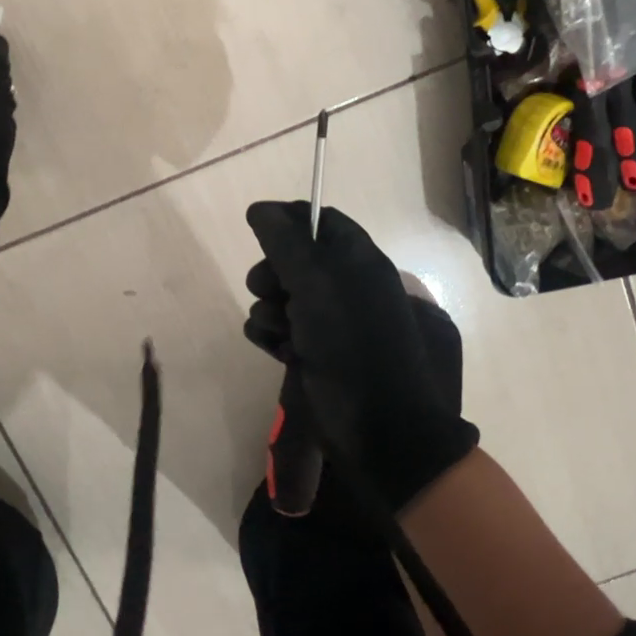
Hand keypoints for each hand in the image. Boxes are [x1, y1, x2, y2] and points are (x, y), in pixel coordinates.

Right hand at [243, 201, 477, 512]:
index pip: (321, 221)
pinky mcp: (312, 353)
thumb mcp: (316, 281)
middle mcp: (344, 286)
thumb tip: (259, 208)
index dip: (289, 220)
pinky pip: (277, 329)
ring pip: (279, 296)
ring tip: (280, 329)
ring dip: (269, 308)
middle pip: (292, 258)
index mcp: (358, 260)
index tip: (259, 228)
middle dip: (272, 271)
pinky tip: (277, 350)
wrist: (377, 427)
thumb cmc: (351, 342)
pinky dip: (271, 335)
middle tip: (267, 287)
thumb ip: (284, 241)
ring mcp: (329, 322)